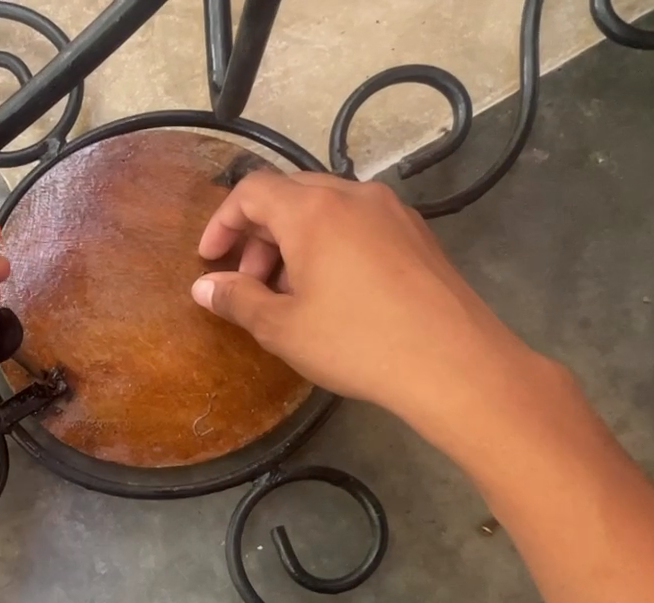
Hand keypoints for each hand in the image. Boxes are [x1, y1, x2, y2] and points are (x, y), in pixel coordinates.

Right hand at [190, 169, 544, 434]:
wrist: (450, 360)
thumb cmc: (354, 341)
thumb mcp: (281, 327)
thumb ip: (237, 299)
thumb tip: (204, 287)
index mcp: (313, 211)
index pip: (252, 191)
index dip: (221, 222)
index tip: (209, 260)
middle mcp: (352, 196)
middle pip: (288, 194)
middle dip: (256, 234)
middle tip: (245, 283)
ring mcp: (389, 211)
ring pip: (324, 208)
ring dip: (290, 242)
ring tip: (284, 292)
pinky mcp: (414, 232)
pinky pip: (355, 223)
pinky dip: (326, 245)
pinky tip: (327, 291)